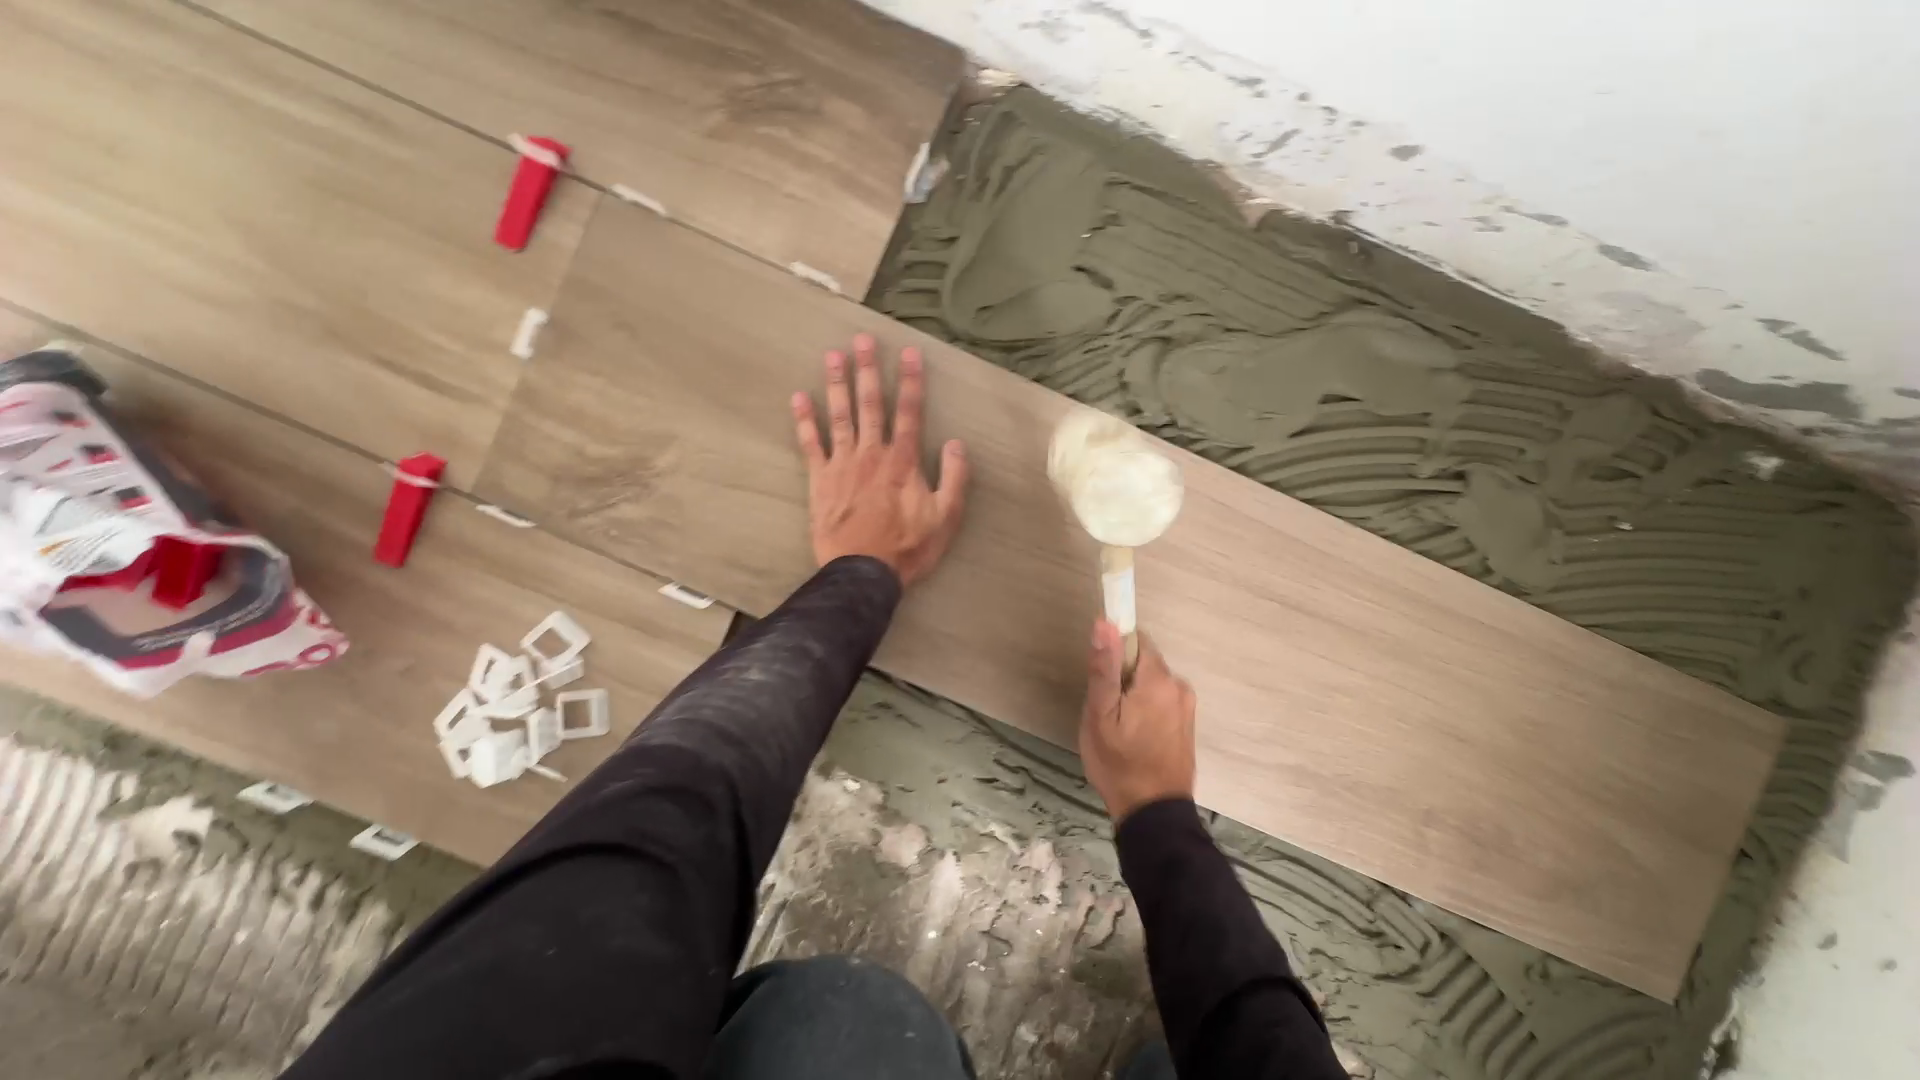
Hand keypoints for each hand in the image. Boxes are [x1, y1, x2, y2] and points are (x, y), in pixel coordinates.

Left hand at [791, 333, 968, 586]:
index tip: (909, 352)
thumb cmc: (907, 549)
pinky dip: (804, 421)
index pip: (910, 412)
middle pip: (871, 405)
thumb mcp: (945, 518)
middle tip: (862, 339)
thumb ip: (954, 478)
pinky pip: (810, 444)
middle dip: (868, 370)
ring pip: (840, 416)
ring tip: (832, 355)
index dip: (911, 381)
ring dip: (837, 384)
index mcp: (904, 462)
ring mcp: (843, 465)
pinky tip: (799, 398)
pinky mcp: (820, 480)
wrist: (862, 572)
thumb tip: (957, 443)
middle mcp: (873, 454)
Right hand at [1080, 621, 1196, 822]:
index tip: (1102, 683)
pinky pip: (1161, 702)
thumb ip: (1104, 668)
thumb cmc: (1119, 763)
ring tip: (1119, 730)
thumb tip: (1105, 622)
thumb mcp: (1100, 715)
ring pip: (1151, 684)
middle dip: (1122, 679)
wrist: (1153, 812)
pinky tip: (1135, 739)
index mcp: (1158, 679)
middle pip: (1143, 663)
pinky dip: (1146, 712)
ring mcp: (1187, 707)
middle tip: (1106, 713)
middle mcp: (1179, 686)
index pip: (1134, 640)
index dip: (1113, 656)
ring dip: (1133, 697)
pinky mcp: (1188, 724)